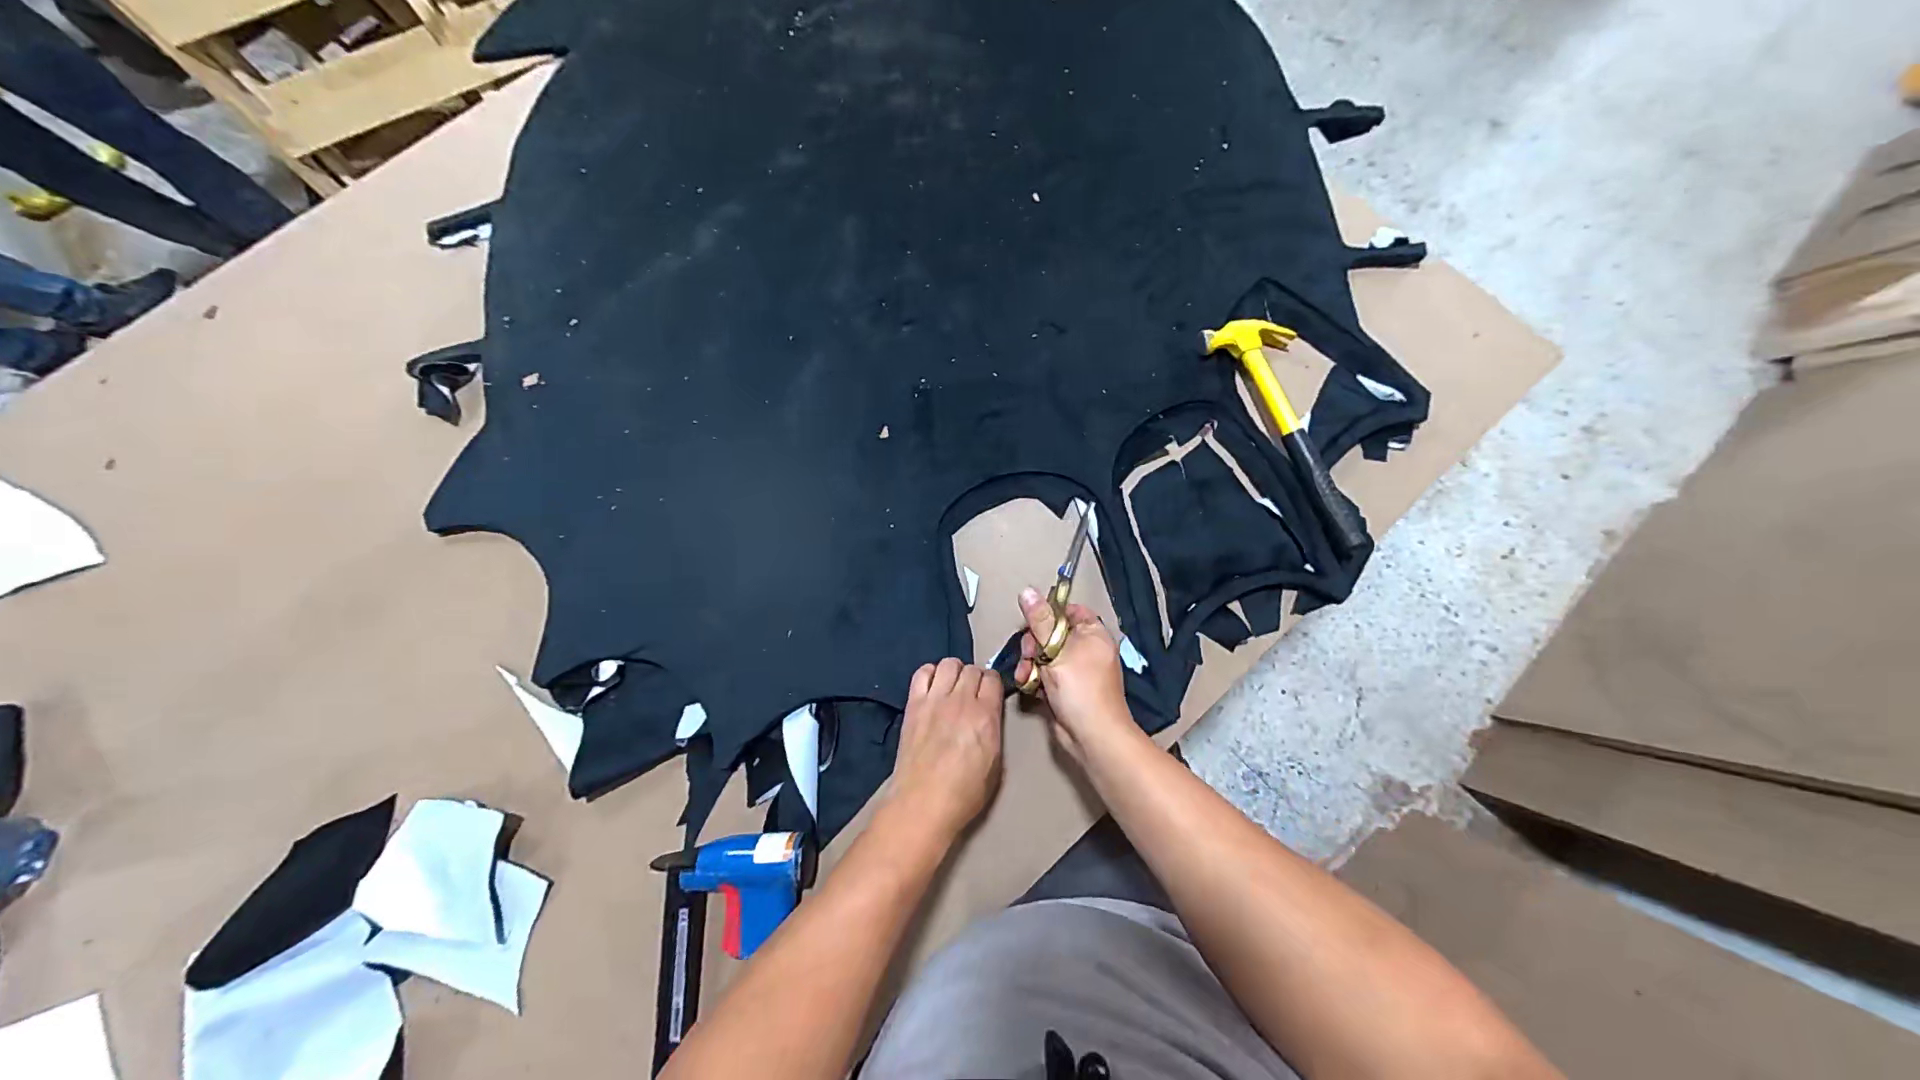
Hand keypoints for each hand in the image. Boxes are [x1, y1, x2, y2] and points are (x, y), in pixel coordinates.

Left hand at [888, 658, 1005, 842]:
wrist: (923, 803)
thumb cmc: (963, 793)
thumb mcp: (995, 763)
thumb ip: (993, 731)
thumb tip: (989, 718)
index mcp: (986, 716)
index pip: (993, 679)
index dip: (992, 684)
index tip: (990, 694)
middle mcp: (961, 701)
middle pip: (971, 669)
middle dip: (975, 678)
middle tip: (971, 693)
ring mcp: (934, 700)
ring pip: (948, 664)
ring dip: (954, 672)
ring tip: (952, 688)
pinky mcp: (914, 705)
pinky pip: (922, 673)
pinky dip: (930, 674)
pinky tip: (932, 688)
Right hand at [1012, 589, 1137, 761]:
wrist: (1092, 736)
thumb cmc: (1082, 690)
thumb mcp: (1057, 649)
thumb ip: (1040, 620)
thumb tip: (1028, 592)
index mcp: (1093, 633)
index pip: (1068, 610)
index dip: (1048, 614)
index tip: (1033, 622)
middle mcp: (1086, 650)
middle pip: (1051, 633)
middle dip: (1033, 643)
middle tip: (1031, 653)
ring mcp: (1076, 671)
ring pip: (1044, 656)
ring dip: (1030, 663)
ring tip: (1028, 673)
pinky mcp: (1065, 689)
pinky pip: (1044, 675)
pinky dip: (1035, 679)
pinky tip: (1029, 684)